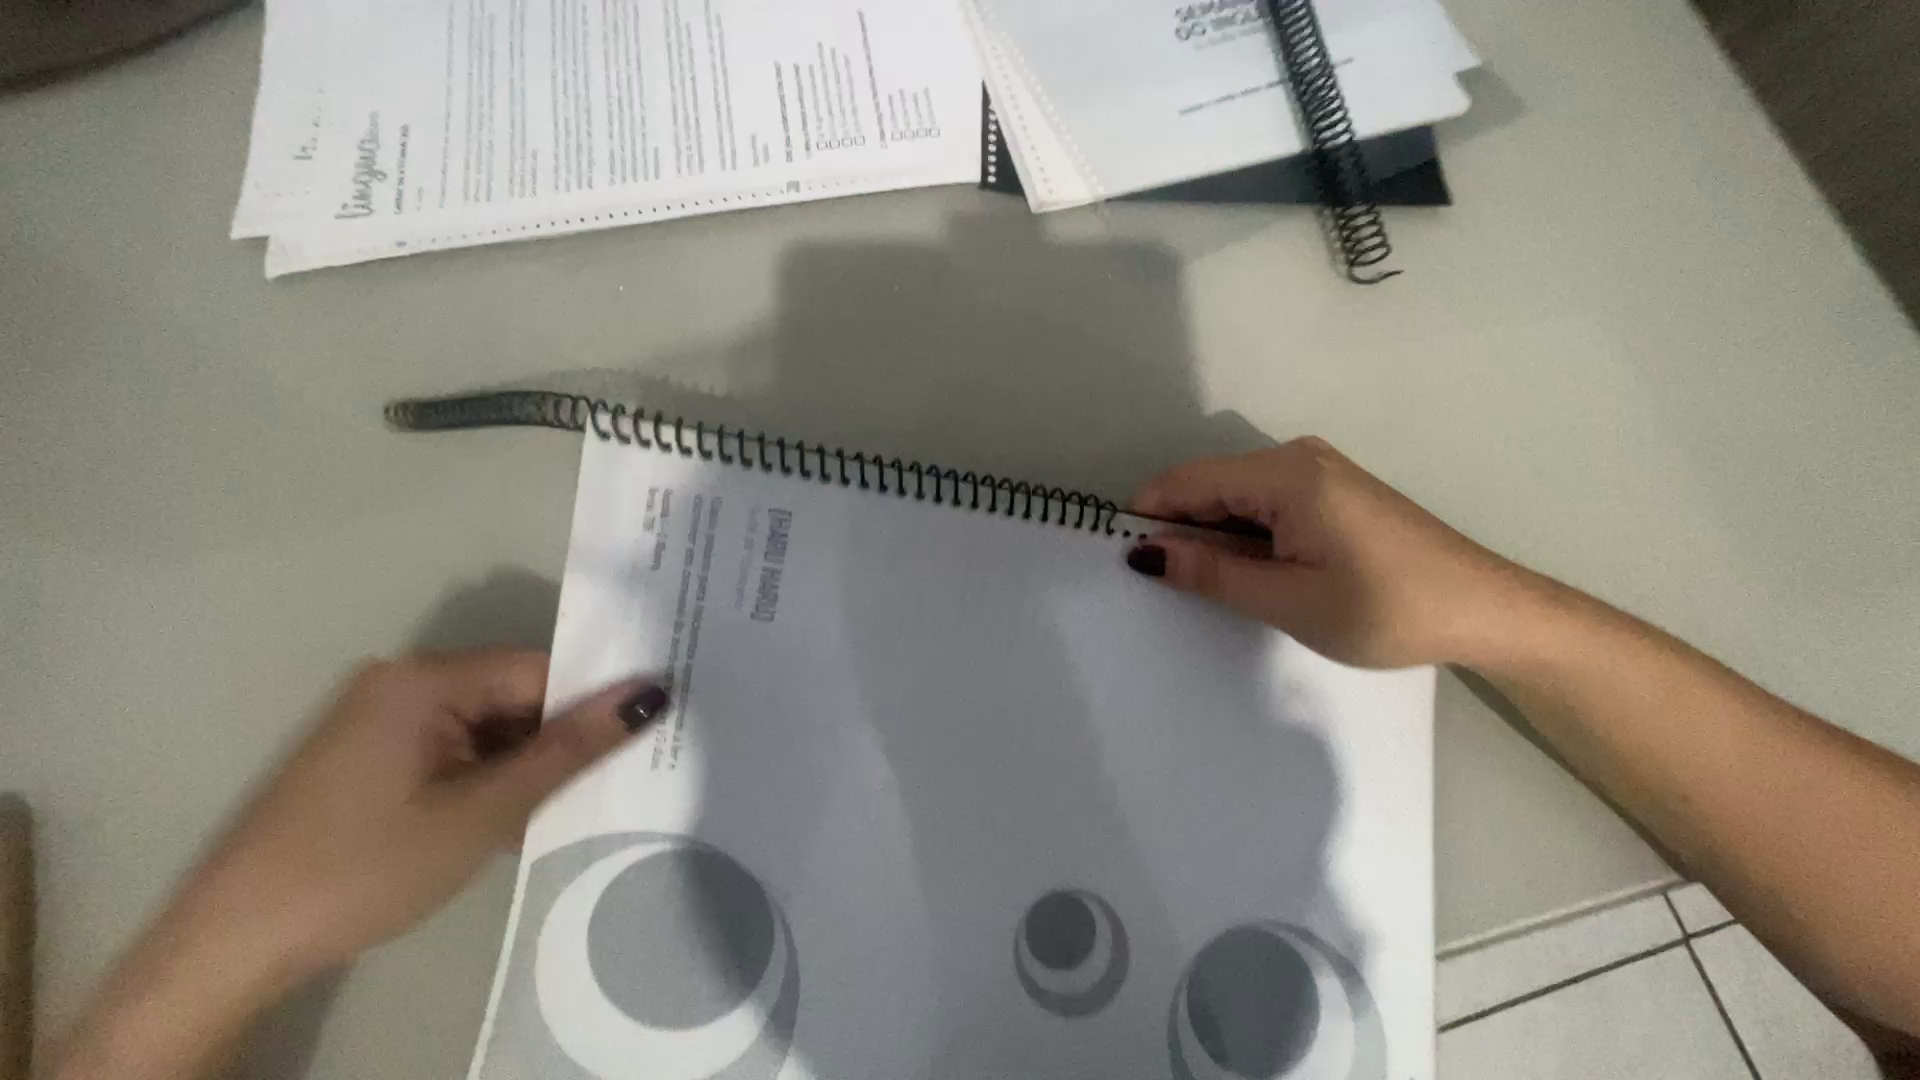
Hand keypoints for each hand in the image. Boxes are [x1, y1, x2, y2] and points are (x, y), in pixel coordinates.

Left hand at [44, 650, 667, 1079]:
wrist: (231, 947)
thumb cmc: (369, 866)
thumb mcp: (487, 809)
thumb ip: (571, 748)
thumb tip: (651, 693)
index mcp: (428, 677)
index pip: (543, 669)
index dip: (593, 704)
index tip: (641, 740)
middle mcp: (403, 680)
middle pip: (516, 694)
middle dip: (557, 741)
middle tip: (600, 788)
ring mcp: (381, 717)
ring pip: (489, 725)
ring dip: (523, 765)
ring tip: (548, 814)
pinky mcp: (369, 753)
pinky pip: (454, 746)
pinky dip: (486, 777)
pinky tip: (500, 822)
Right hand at [1127, 439, 1536, 668]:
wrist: (1487, 611)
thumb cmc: (1385, 608)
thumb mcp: (1288, 600)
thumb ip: (1211, 572)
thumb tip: (1144, 552)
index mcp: (1284, 475)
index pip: (1186, 481)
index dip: (1147, 517)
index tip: (1127, 562)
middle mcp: (1297, 458)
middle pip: (1208, 484)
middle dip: (1180, 530)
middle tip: (1173, 587)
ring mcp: (1317, 472)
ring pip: (1234, 496)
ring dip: (1214, 537)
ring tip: (1216, 588)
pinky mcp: (1331, 491)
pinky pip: (1264, 504)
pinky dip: (1245, 535)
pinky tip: (1256, 573)